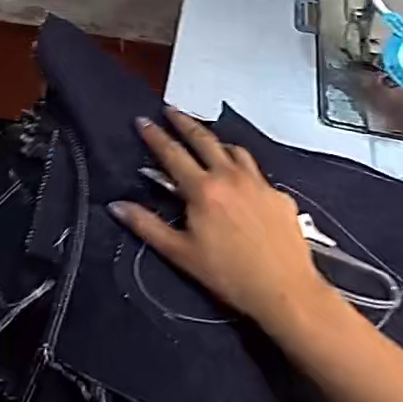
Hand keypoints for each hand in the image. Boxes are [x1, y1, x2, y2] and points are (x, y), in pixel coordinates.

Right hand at [109, 107, 331, 331]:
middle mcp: (231, 177)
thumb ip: (147, 225)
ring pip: (234, 150)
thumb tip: (117, 206)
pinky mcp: (278, 195)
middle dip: (184, 123)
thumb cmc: (230, 275)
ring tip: (206, 139)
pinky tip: (240, 178)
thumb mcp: (180, 253)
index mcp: (204, 190)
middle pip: (204, 140)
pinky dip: (242, 167)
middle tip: (172, 111)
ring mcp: (258, 183)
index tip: (144, 121)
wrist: (285, 290)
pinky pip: (256, 172)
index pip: (173, 154)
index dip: (155, 136)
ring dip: (216, 141)